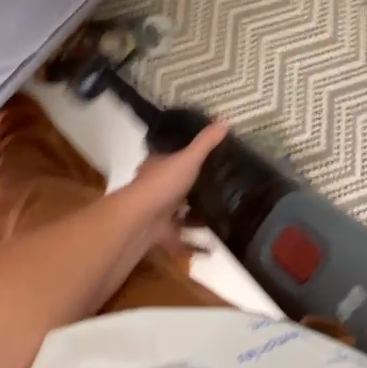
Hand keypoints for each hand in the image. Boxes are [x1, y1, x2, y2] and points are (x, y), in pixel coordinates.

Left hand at [113, 123, 226, 255]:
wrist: (140, 220)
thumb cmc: (162, 183)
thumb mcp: (188, 158)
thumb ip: (205, 143)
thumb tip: (226, 121)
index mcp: (157, 166)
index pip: (170, 158)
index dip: (185, 157)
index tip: (206, 159)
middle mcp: (154, 188)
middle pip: (174, 186)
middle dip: (192, 189)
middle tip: (218, 189)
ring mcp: (156, 212)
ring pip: (177, 213)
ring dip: (193, 217)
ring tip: (219, 216)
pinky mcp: (161, 235)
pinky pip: (181, 239)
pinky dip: (195, 244)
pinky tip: (212, 246)